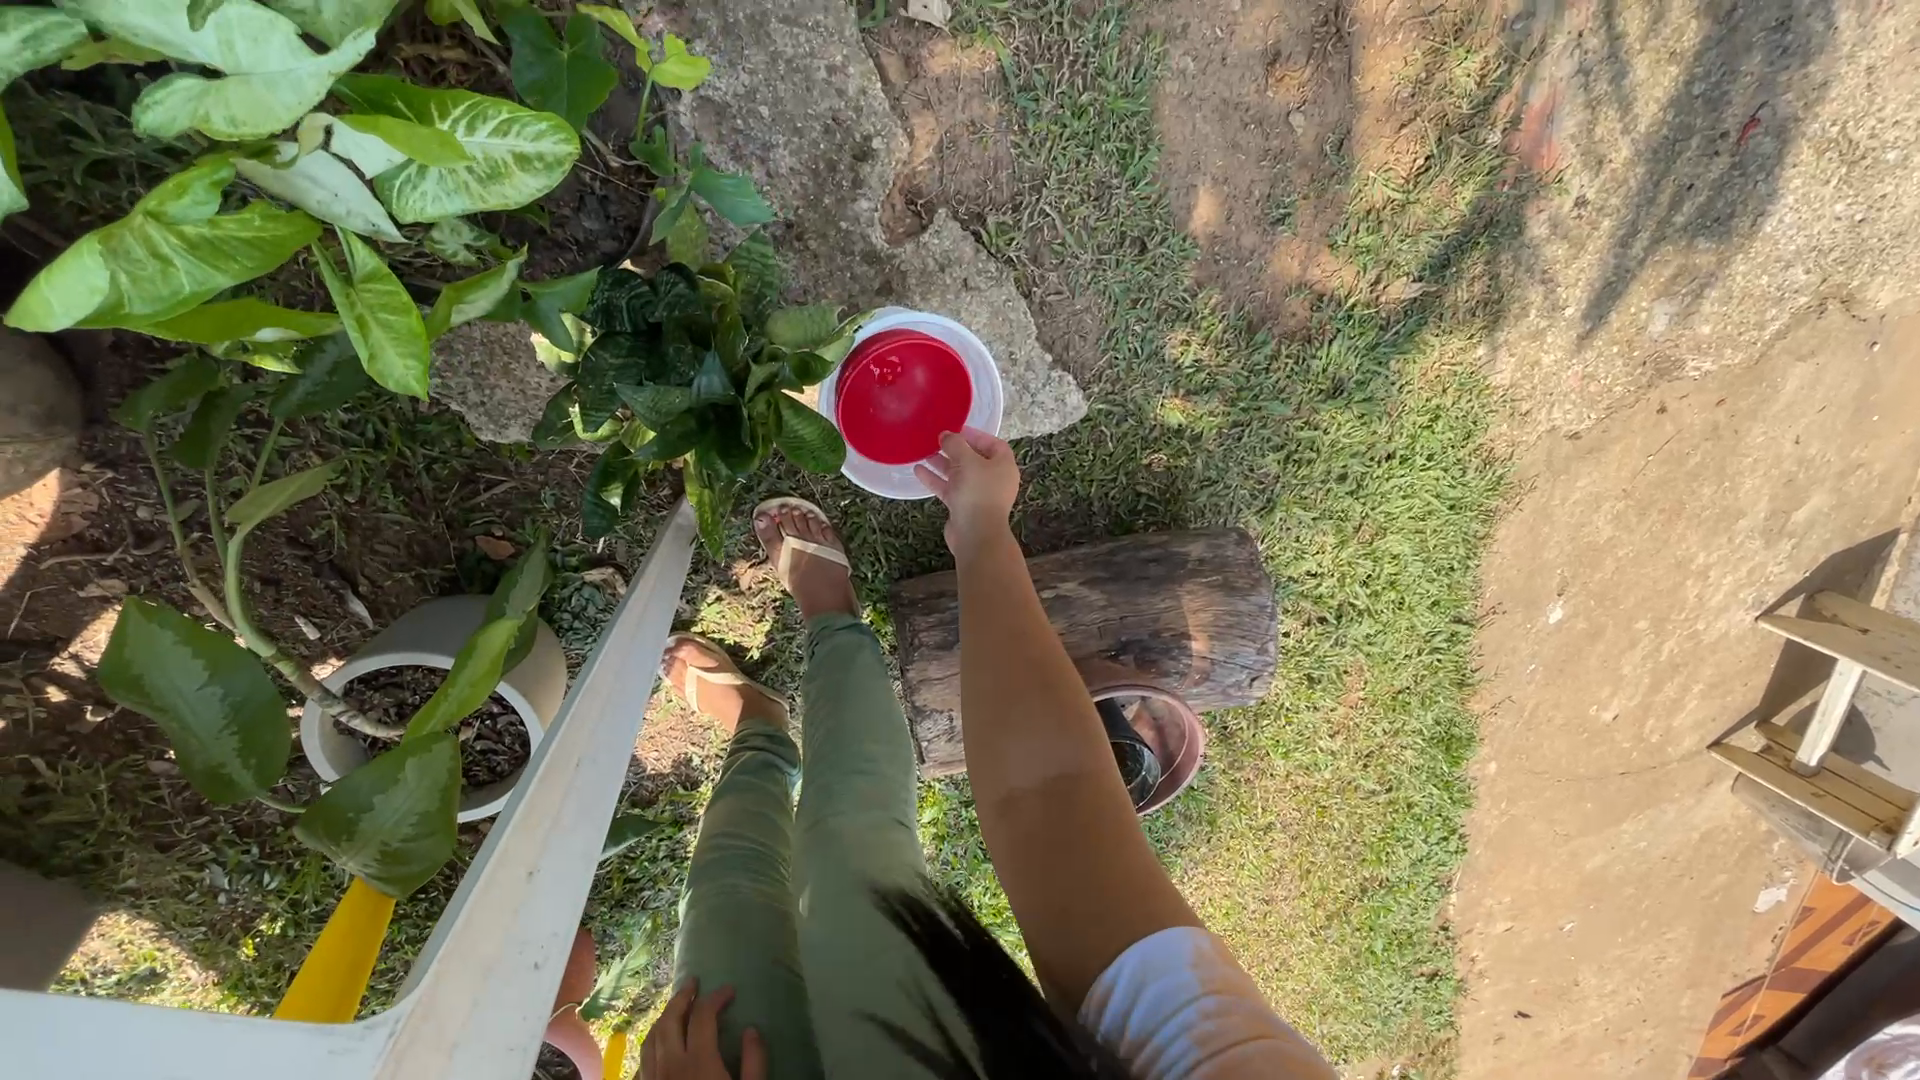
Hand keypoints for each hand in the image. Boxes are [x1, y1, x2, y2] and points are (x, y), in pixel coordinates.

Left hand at [638, 980, 764, 1079]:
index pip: (704, 1014)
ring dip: (665, 1017)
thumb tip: (751, 1030)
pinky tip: (662, 1045)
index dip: (717, 996)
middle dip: (683, 997)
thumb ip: (755, 1062)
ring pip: (650, 1039)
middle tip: (696, 984)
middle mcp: (670, 1067)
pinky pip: (642, 1062)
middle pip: (670, 1019)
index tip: (731, 991)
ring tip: (678, 1007)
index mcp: (699, 1062)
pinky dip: (653, 1044)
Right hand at [914, 427, 1019, 559]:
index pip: (993, 444)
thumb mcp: (967, 461)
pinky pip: (950, 488)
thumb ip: (955, 444)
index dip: (976, 435)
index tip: (956, 429)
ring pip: (959, 474)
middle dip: (955, 449)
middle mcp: (994, 479)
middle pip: (974, 459)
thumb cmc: (977, 492)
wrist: (976, 534)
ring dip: (943, 463)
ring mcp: (978, 494)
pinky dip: (936, 479)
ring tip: (924, 452)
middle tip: (936, 440)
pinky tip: (918, 470)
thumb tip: (946, 435)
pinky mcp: (964, 507)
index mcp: (1003, 466)